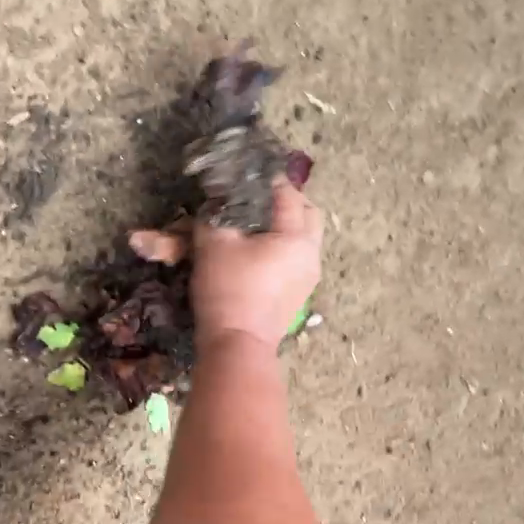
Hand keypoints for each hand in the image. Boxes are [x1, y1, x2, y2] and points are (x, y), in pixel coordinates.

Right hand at [190, 178, 323, 344]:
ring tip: (261, 230)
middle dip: (289, 203)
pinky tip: (262, 258)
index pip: (287, 195)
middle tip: (263, 202)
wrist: (237, 346)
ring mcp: (308, 277)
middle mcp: (310, 252)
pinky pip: (296, 262)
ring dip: (288, 228)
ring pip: (305, 240)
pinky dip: (283, 251)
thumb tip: (213, 204)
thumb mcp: (212, 247)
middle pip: (309, 214)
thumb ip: (213, 218)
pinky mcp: (298, 297)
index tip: (249, 177)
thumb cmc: (227, 292)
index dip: (267, 182)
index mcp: (295, 235)